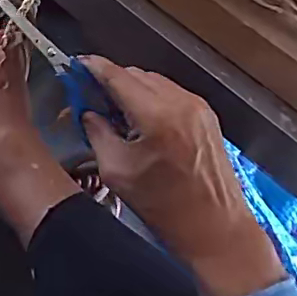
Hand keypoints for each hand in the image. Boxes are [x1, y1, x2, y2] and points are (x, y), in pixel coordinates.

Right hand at [78, 57, 285, 295]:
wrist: (216, 230)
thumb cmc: (168, 208)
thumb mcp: (118, 172)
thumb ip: (97, 134)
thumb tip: (89, 113)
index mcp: (156, 116)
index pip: (118, 76)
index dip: (94, 67)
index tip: (80, 64)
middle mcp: (180, 103)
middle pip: (135, 74)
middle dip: (112, 80)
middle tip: (93, 96)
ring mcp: (197, 107)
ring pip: (154, 81)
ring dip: (132, 89)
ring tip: (117, 112)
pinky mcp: (206, 116)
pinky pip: (171, 93)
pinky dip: (152, 98)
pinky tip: (142, 120)